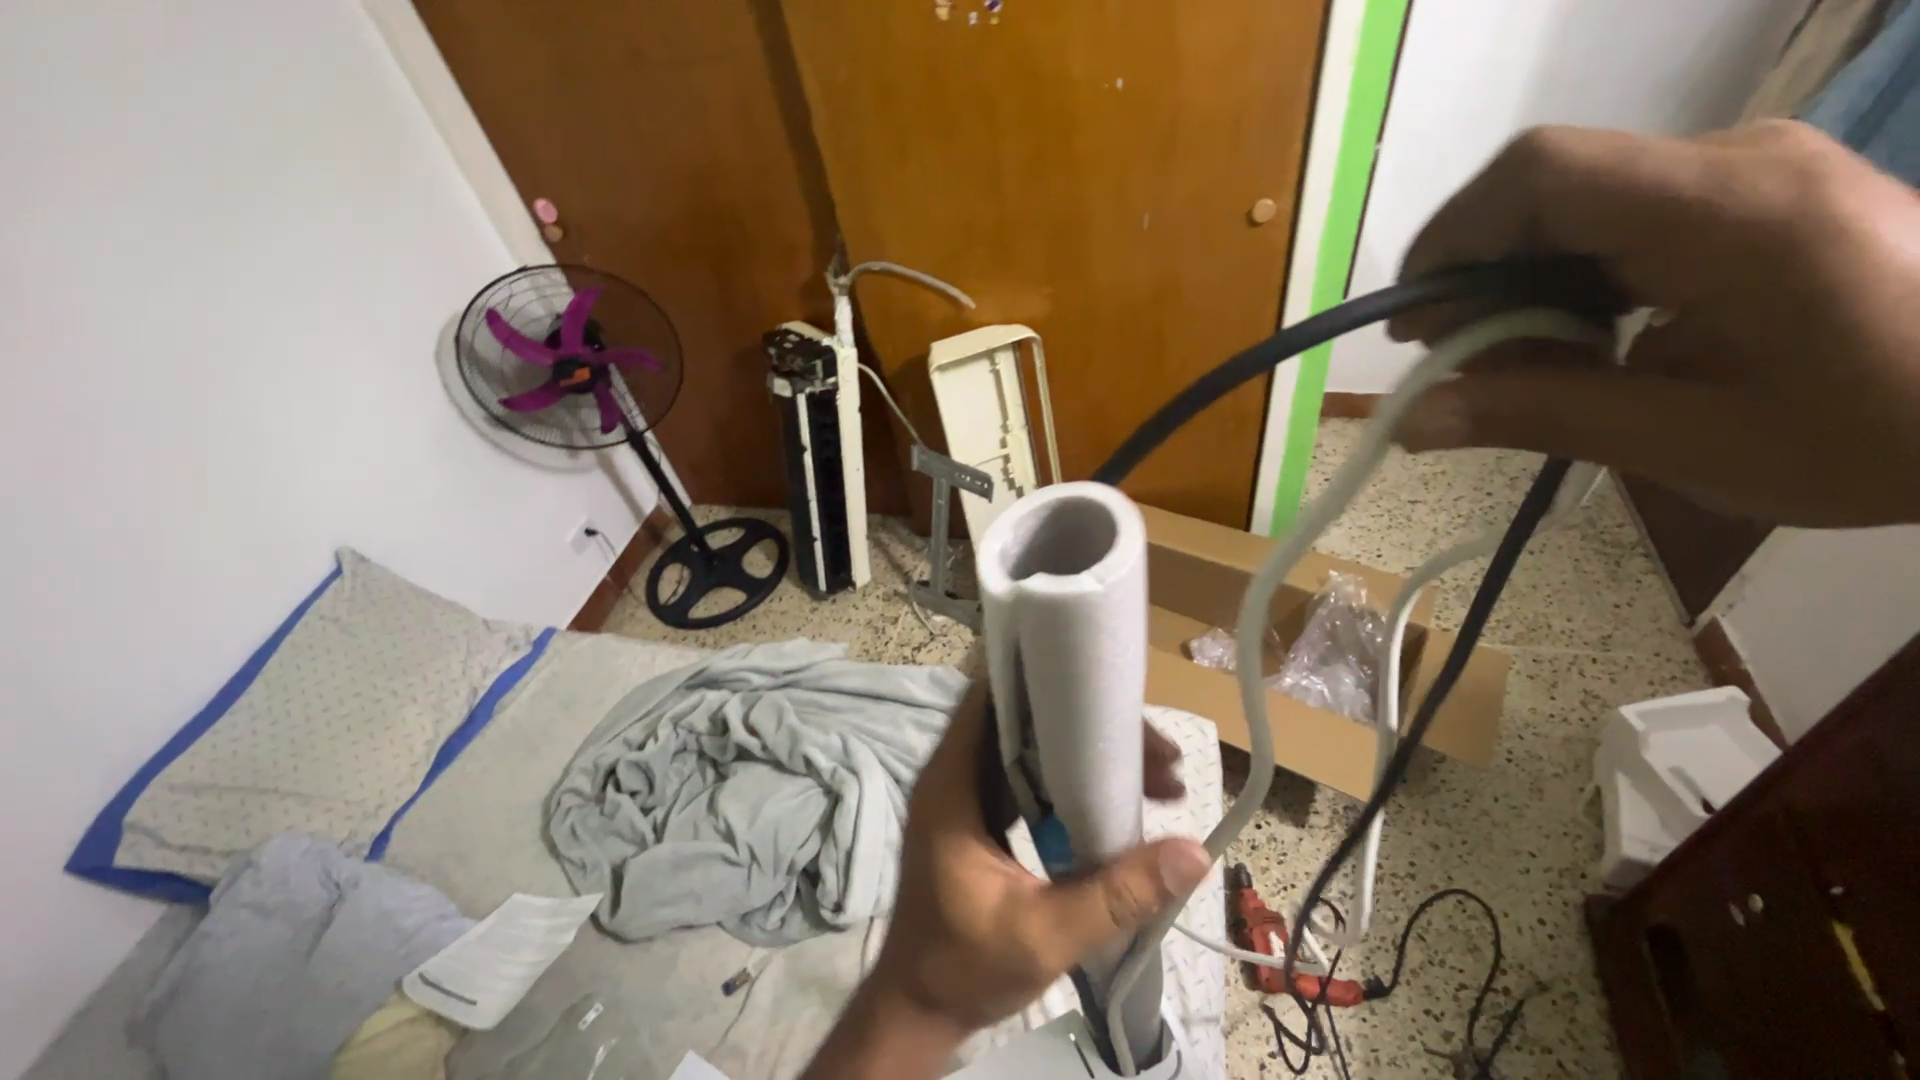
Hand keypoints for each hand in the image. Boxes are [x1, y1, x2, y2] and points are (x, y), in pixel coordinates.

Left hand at [801, 682, 1210, 1077]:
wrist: (919, 1008)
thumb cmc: (962, 968)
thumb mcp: (1044, 935)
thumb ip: (1115, 895)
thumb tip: (1193, 853)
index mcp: (951, 784)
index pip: (991, 700)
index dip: (1044, 682)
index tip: (1107, 691)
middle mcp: (956, 777)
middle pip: (1024, 723)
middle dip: (1091, 730)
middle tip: (1158, 758)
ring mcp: (968, 797)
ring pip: (1032, 751)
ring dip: (1089, 758)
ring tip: (1158, 782)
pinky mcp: (982, 819)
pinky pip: (1031, 780)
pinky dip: (1074, 785)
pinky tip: (1119, 806)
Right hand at [1389, 121, 1919, 527]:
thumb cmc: (1885, 434)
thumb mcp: (1692, 441)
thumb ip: (1541, 415)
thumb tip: (1409, 421)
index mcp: (1728, 209)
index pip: (1541, 174)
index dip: (1451, 240)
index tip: (1415, 326)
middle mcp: (1731, 164)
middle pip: (1546, 190)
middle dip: (1479, 280)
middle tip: (1463, 370)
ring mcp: (1744, 174)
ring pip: (1574, 209)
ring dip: (1522, 290)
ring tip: (1527, 371)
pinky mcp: (1748, 199)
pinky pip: (1618, 224)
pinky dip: (1571, 286)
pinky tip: (1582, 347)